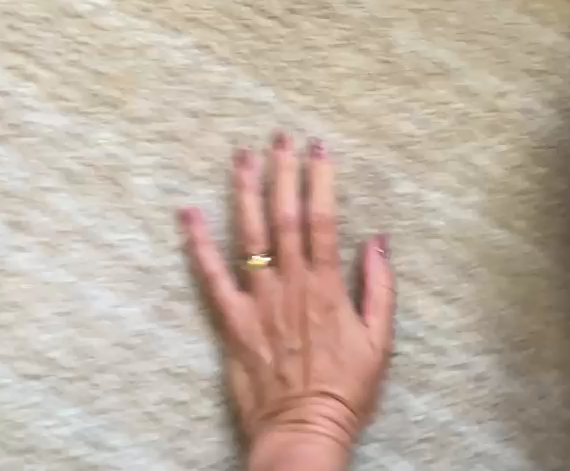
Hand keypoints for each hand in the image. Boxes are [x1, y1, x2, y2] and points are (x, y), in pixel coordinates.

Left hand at [181, 133, 394, 470]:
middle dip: (282, 171)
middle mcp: (290, 283)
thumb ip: (380, 286)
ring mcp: (258, 299)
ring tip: (242, 154)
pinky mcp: (232, 320)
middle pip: (284, 215)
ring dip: (245, 191)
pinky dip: (199, 242)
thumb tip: (380, 238)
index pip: (323, 218)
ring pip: (249, 235)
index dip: (320, 179)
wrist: (303, 434)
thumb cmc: (345, 388)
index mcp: (326, 284)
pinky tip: (189, 212)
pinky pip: (212, 276)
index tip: (318, 147)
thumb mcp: (380, 340)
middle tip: (279, 135)